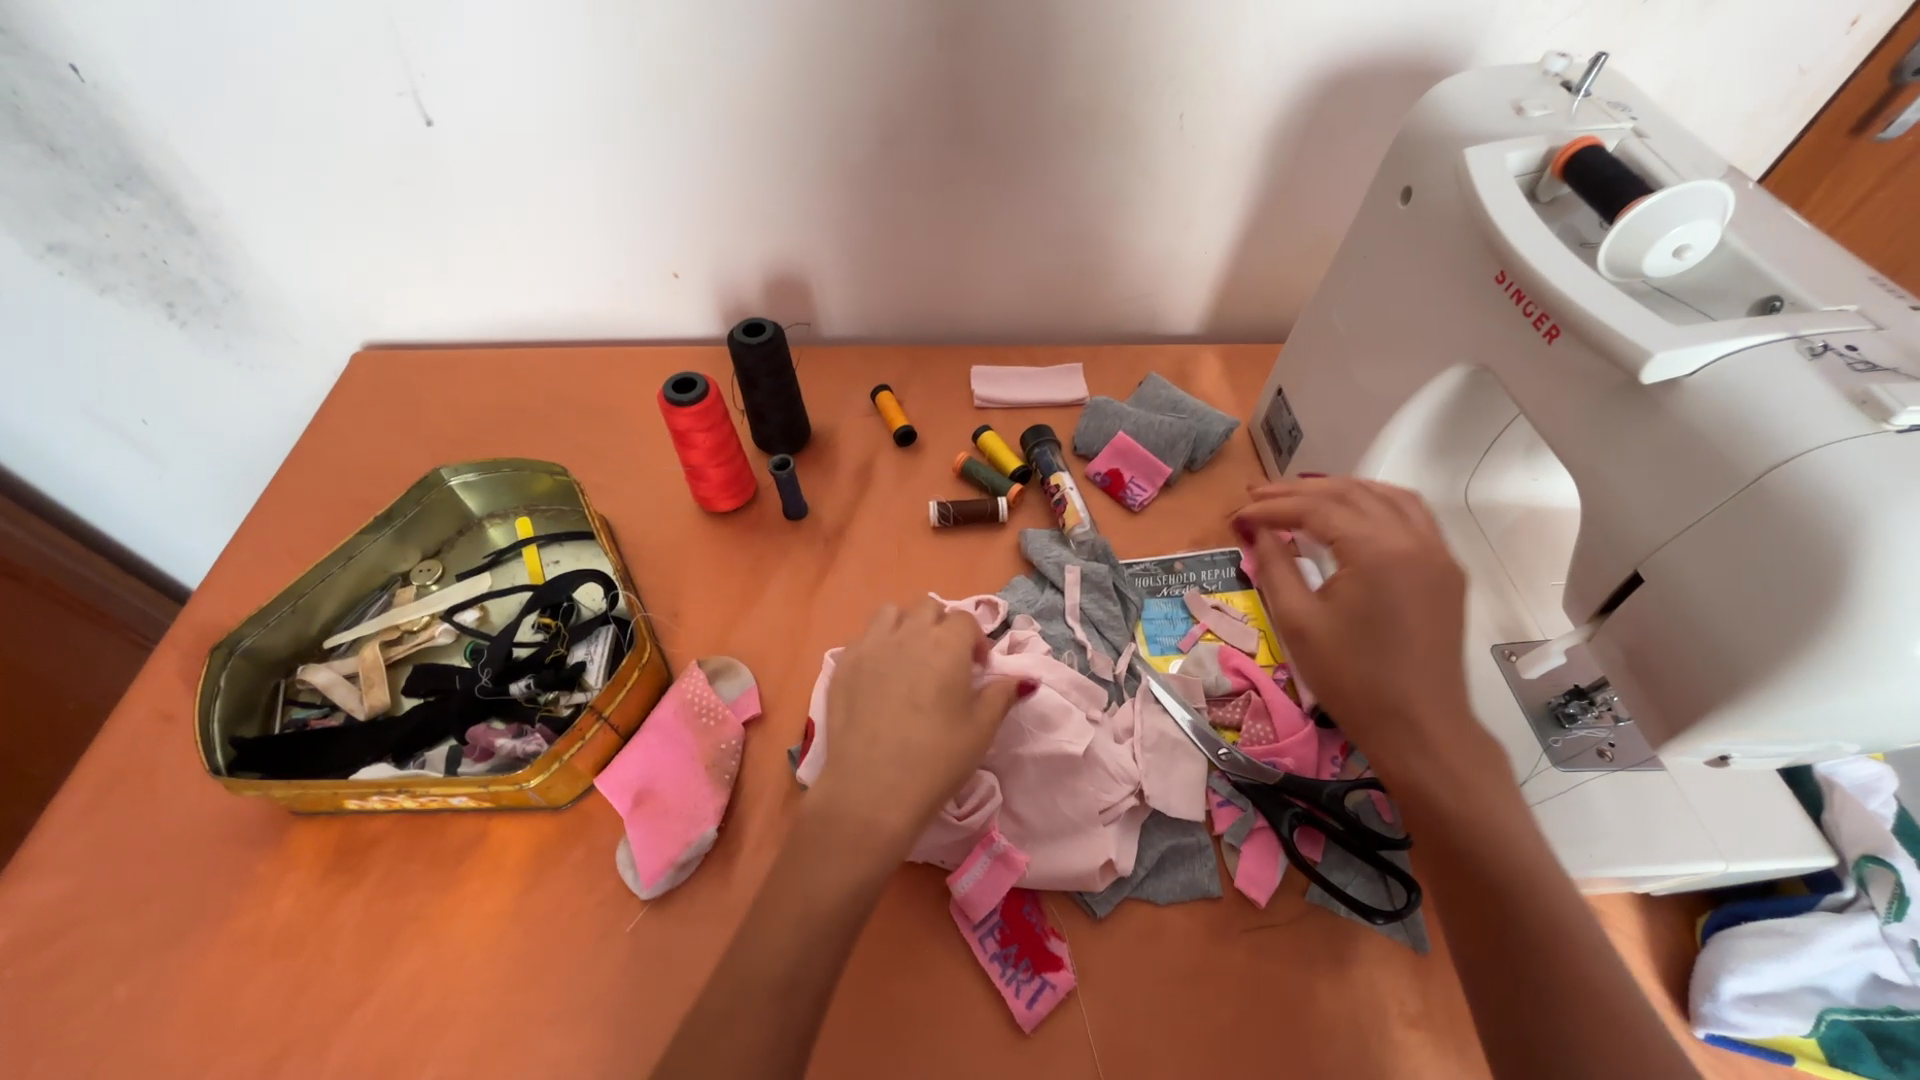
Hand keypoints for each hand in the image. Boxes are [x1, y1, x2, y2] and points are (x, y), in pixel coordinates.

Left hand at [811, 598, 1030, 859]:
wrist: (872, 789)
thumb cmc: (937, 759)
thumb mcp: (982, 729)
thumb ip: (1002, 694)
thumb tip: (1021, 678)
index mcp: (946, 644)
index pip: (966, 620)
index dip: (976, 641)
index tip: (978, 669)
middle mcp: (907, 634)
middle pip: (928, 607)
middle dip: (942, 625)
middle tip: (947, 661)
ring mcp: (869, 647)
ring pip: (890, 614)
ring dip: (906, 626)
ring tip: (911, 659)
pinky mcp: (841, 666)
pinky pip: (862, 639)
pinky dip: (876, 648)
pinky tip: (879, 679)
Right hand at [1233, 477, 1496, 788]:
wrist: (1418, 726)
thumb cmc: (1351, 679)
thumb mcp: (1298, 622)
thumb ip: (1275, 566)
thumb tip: (1257, 531)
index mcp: (1376, 550)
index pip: (1316, 509)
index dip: (1272, 508)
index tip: (1239, 515)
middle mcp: (1413, 539)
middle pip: (1350, 494)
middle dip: (1300, 492)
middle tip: (1258, 497)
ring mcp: (1437, 552)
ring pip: (1386, 497)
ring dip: (1340, 490)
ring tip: (1301, 497)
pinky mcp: (1446, 571)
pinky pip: (1412, 516)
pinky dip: (1377, 504)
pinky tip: (1353, 513)